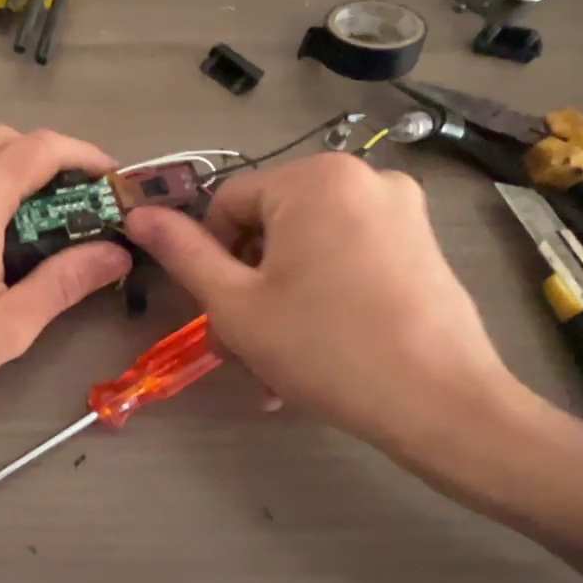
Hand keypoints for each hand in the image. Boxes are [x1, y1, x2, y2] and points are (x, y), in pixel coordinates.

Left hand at [0, 127, 132, 437]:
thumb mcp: (11, 324)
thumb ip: (66, 280)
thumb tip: (116, 252)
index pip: (39, 148)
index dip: (83, 153)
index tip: (112, 179)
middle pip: (3, 138)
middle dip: (49, 155)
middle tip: (78, 198)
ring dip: (10, 163)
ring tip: (38, 211)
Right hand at [123, 152, 528, 462]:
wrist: (443, 405)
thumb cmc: (326, 349)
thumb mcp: (235, 304)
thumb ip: (183, 253)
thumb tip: (138, 214)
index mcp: (313, 178)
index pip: (227, 204)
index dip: (210, 259)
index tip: (221, 313)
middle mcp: (362, 177)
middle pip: (270, 227)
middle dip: (247, 286)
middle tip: (242, 348)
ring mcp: (401, 208)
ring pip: (308, 247)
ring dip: (280, 299)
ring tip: (278, 362)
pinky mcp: (423, 242)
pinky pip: (348, 257)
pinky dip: (324, 294)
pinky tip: (321, 347)